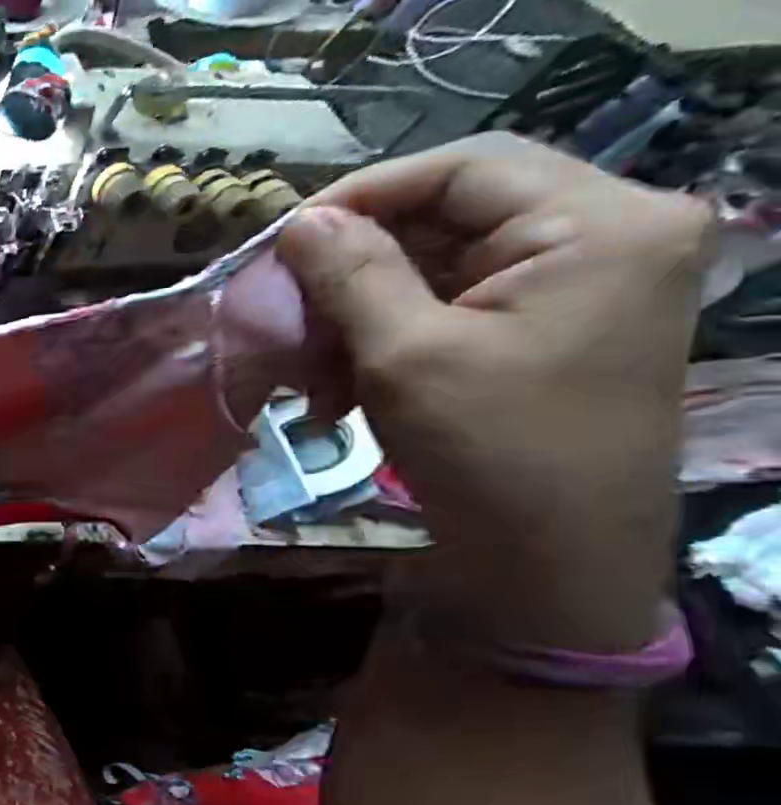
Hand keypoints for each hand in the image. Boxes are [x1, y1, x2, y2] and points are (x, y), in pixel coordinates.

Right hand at [276, 133, 713, 650]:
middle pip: (448, 219)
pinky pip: (445, 310)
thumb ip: (353, 276)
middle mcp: (602, 237)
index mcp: (597, 225)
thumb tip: (299, 222)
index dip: (363, 195)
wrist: (548, 556)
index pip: (464, 168)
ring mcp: (574, 287)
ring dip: (357, 317)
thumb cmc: (488, 450)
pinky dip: (382, 342)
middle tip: (286, 313)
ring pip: (436, 269)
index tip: (283, 239)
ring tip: (311, 375)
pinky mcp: (542, 330)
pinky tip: (341, 391)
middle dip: (352, 271)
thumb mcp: (406, 357)